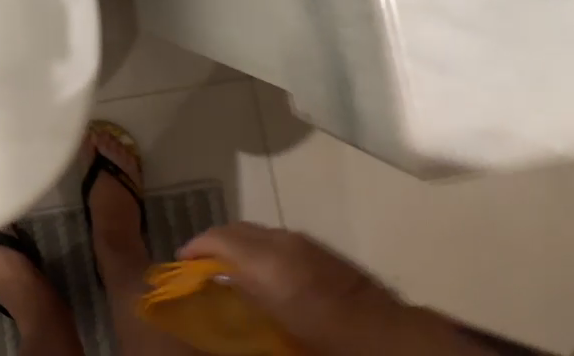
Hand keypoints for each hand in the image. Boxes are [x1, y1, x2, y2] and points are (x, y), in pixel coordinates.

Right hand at [180, 223, 491, 355]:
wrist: (395, 342)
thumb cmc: (332, 342)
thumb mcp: (279, 327)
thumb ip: (246, 301)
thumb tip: (219, 285)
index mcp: (269, 262)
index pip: (217, 239)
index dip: (194, 249)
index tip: (179, 266)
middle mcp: (284, 243)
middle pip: (235, 231)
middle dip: (213, 246)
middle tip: (198, 272)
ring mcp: (306, 244)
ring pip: (258, 234)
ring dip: (239, 248)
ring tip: (228, 276)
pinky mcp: (324, 253)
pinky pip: (280, 242)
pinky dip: (262, 252)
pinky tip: (264, 279)